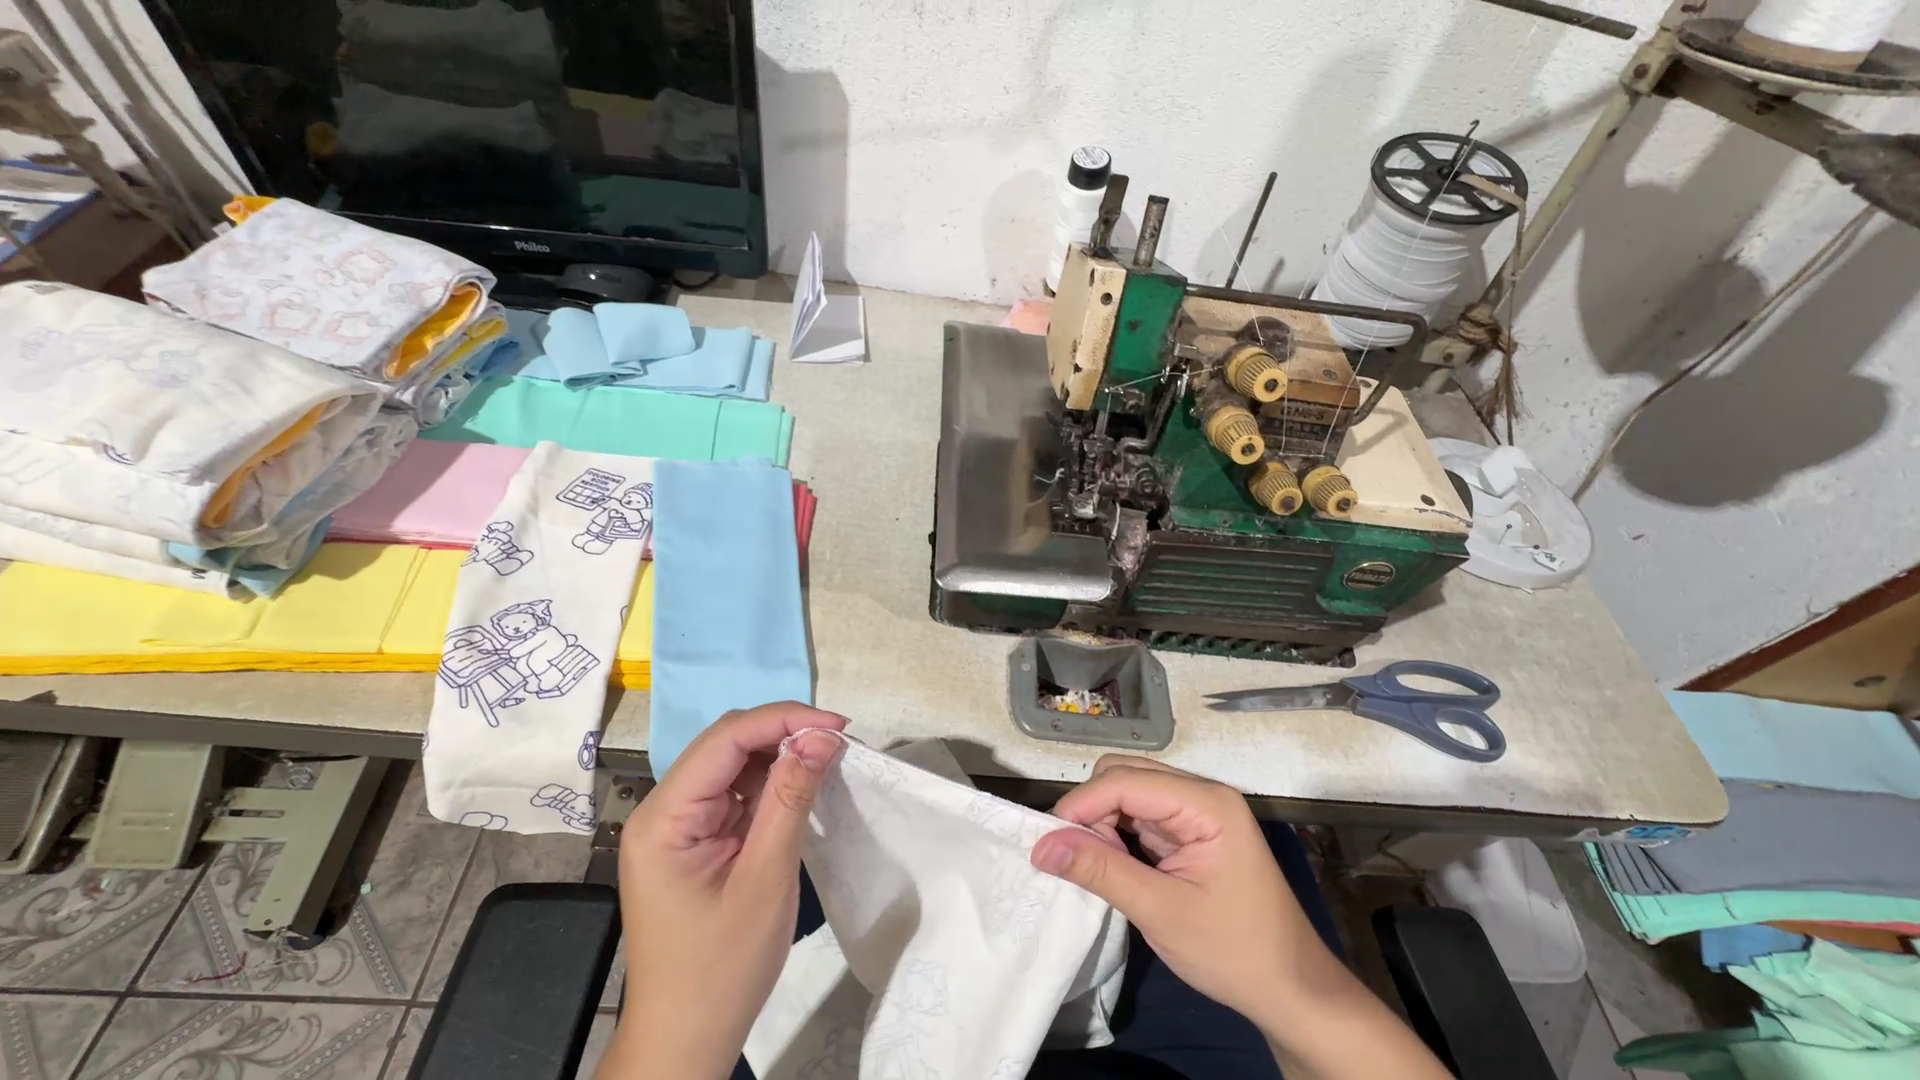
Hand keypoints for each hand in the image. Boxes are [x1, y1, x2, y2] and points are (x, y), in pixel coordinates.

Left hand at [607, 703, 845, 1078]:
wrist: (687, 1038)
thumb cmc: (723, 967)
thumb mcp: (765, 878)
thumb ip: (791, 799)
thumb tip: (820, 736)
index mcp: (664, 817)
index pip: (725, 740)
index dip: (782, 720)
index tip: (838, 726)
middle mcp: (663, 810)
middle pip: (725, 746)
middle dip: (783, 733)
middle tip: (838, 743)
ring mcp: (677, 826)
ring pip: (732, 766)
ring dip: (779, 757)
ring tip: (827, 760)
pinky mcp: (694, 842)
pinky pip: (734, 796)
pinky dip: (770, 787)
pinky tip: (802, 787)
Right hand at [1028, 756, 1313, 1019]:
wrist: (1291, 991)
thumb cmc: (1234, 951)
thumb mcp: (1161, 912)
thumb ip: (1101, 871)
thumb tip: (1040, 847)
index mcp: (1206, 803)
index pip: (1125, 780)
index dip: (1081, 805)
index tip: (1047, 843)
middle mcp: (1201, 796)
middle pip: (1125, 776)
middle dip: (1091, 810)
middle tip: (1076, 859)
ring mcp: (1196, 814)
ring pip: (1128, 795)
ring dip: (1102, 825)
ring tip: (1096, 870)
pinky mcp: (1189, 835)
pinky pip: (1139, 819)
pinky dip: (1116, 837)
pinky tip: (1111, 868)